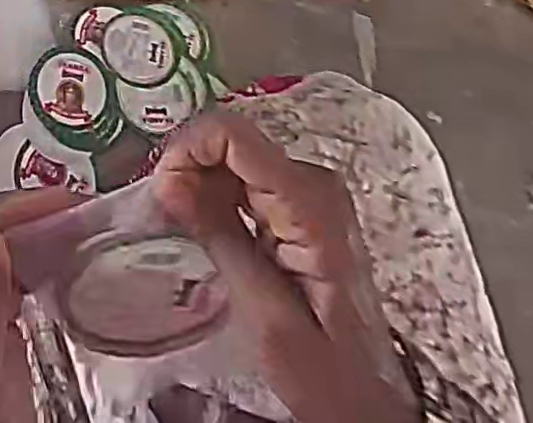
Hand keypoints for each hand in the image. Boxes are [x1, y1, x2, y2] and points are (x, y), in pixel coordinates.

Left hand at [0, 188, 83, 421]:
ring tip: (80, 220)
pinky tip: (69, 251)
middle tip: (79, 205)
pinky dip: (48, 251)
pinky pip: (24, 264)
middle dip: (35, 208)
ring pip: (10, 240)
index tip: (62, 203)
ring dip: (44, 225)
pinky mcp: (3, 309)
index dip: (20, 206)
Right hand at [154, 113, 417, 422]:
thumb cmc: (325, 371)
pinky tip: (205, 226)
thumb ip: (217, 236)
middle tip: (165, 213)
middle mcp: (312, 180)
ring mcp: (309, 188)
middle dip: (189, 167)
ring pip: (233, 155)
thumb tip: (168, 180)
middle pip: (231, 140)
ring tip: (182, 225)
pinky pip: (245, 177)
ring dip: (198, 181)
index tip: (160, 189)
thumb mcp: (262, 313)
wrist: (372, 397)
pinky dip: (216, 193)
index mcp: (308, 202)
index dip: (188, 148)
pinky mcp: (302, 200)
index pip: (234, 135)